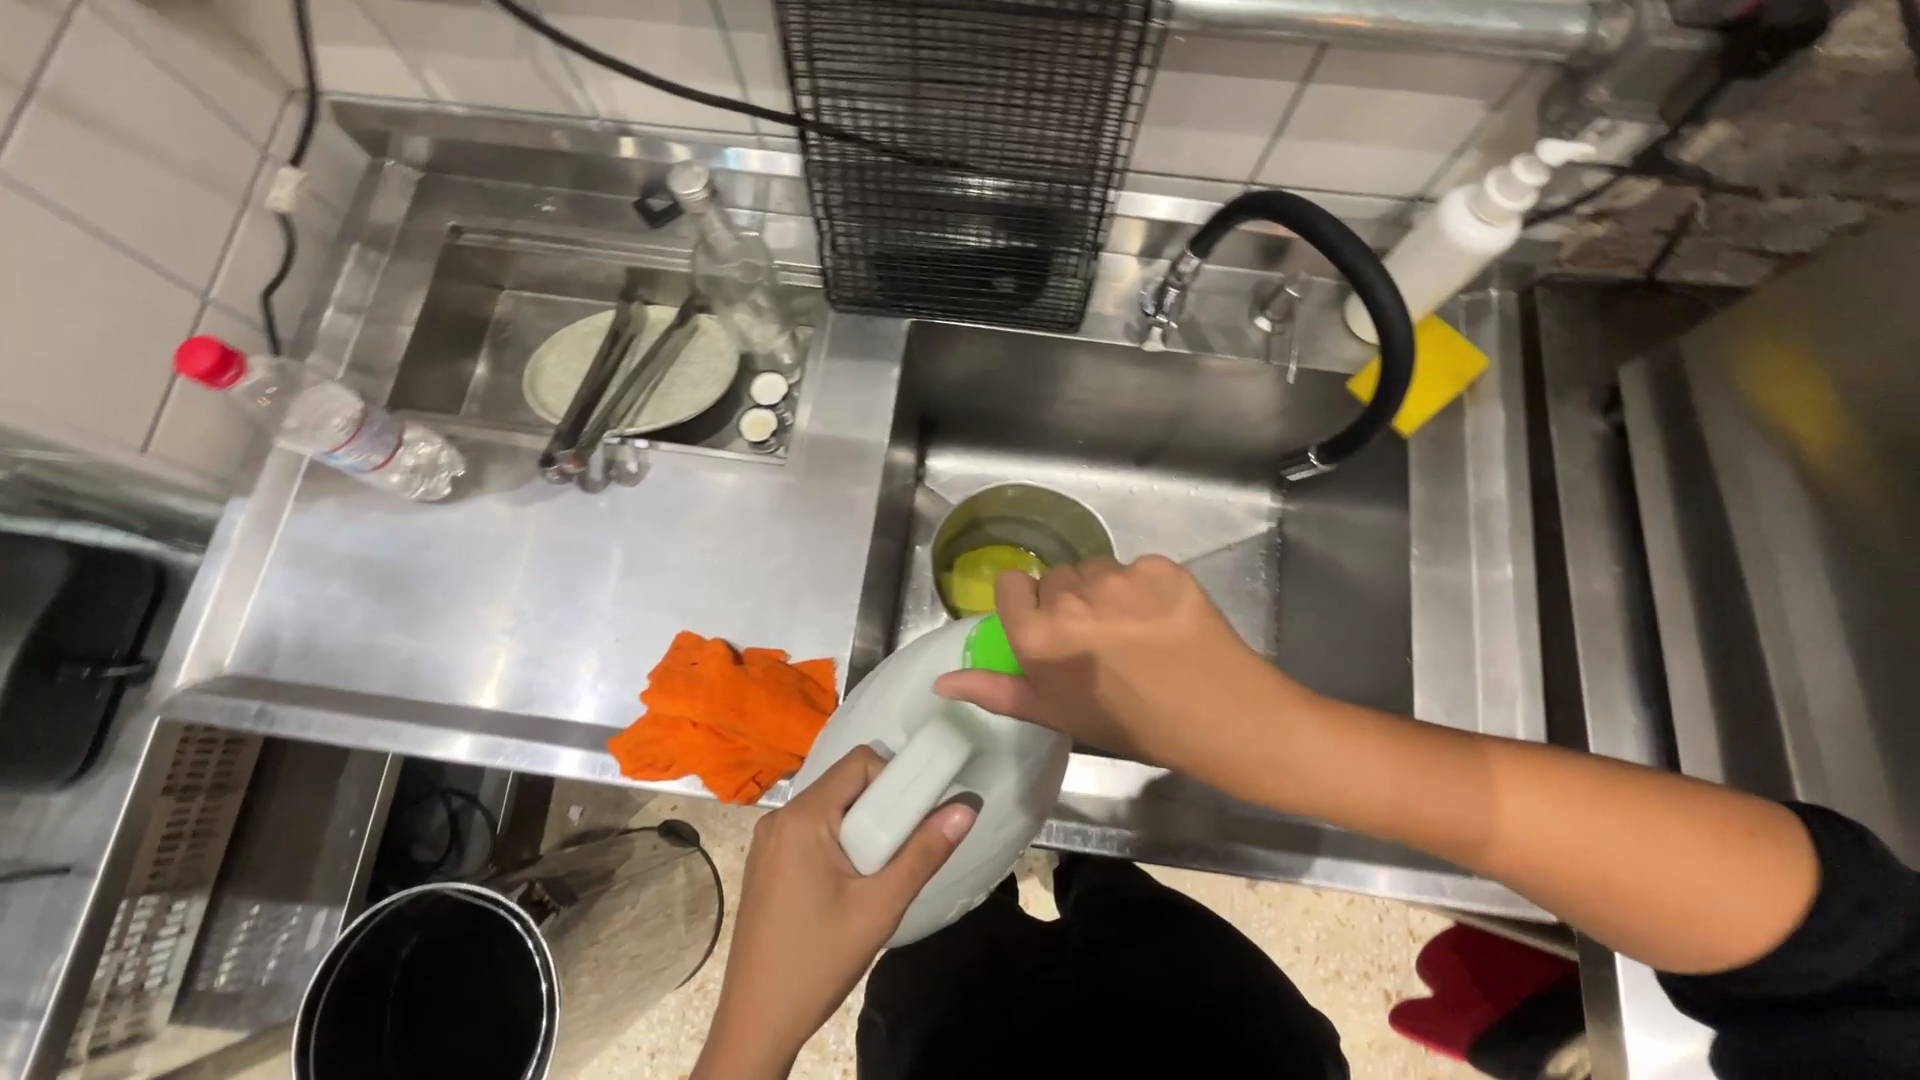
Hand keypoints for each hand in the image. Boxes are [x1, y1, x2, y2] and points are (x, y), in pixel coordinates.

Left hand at [693, 746, 974, 1078]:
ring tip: (878, 876)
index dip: (897, 779)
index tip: (918, 818)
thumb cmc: (818, 961)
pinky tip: (850, 888)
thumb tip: (966, 807)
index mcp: (802, 817)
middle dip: (882, 809)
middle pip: (845, 784)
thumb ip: (924, 852)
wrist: (756, 1022)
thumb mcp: (880, 907)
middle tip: (902, 852)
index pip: (860, 763)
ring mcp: (767, 842)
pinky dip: (840, 845)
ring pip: (831, 810)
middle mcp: (779, 818)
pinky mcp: (766, 864)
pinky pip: (812, 832)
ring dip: (862, 830)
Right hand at [934, 555, 1314, 780]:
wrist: (1219, 717)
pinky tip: (1163, 620)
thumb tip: (941, 681)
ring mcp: (1120, 578)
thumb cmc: (1130, 724)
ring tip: (1132, 630)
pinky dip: (1145, 587)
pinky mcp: (1162, 567)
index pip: (1012, 586)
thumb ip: (996, 691)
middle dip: (1068, 601)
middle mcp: (1072, 597)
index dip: (1028, 606)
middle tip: (1097, 640)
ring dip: (1105, 591)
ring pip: (1096, 569)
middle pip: (1055, 578)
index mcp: (1038, 635)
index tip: (1049, 628)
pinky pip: (1137, 568)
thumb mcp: (1056, 714)